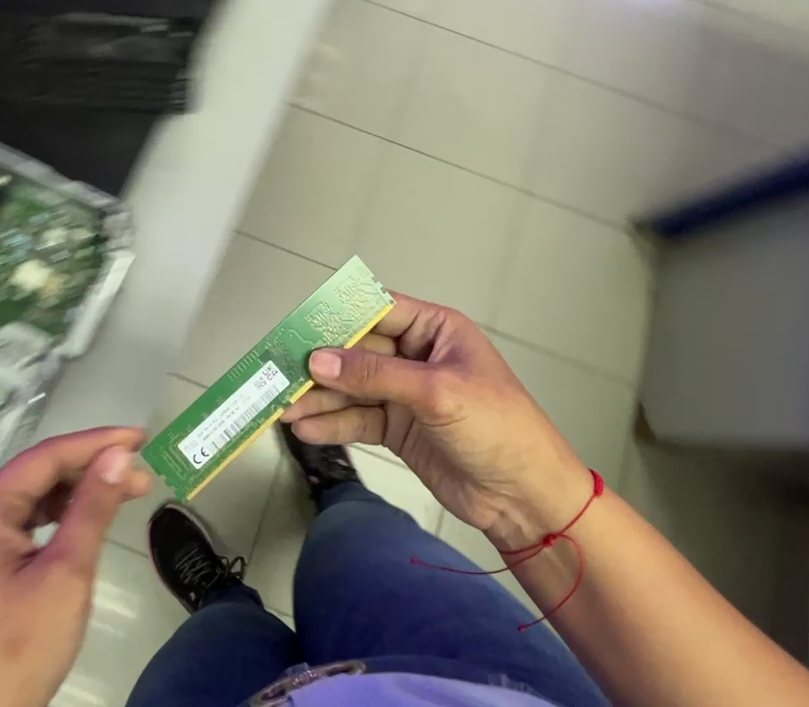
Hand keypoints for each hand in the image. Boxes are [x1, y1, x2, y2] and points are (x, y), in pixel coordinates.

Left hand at [0, 427, 154, 706]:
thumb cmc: (22, 645)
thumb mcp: (66, 572)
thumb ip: (92, 507)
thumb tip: (119, 455)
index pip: (47, 456)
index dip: (96, 443)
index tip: (140, 439)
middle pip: (43, 471)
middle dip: (94, 467)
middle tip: (142, 472)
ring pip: (41, 493)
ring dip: (84, 489)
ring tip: (129, 491)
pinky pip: (35, 518)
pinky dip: (68, 513)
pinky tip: (95, 515)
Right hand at [281, 294, 590, 550]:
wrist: (527, 498)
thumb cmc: (501, 429)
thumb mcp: (436, 392)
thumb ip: (374, 374)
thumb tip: (319, 361)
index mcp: (435, 330)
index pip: (377, 310)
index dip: (338, 317)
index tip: (300, 327)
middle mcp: (417, 356)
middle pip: (357, 351)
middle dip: (321, 364)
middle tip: (282, 373)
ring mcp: (406, 394)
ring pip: (352, 388)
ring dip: (319, 398)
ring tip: (284, 407)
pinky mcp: (399, 428)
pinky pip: (357, 418)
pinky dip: (332, 424)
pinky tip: (306, 428)